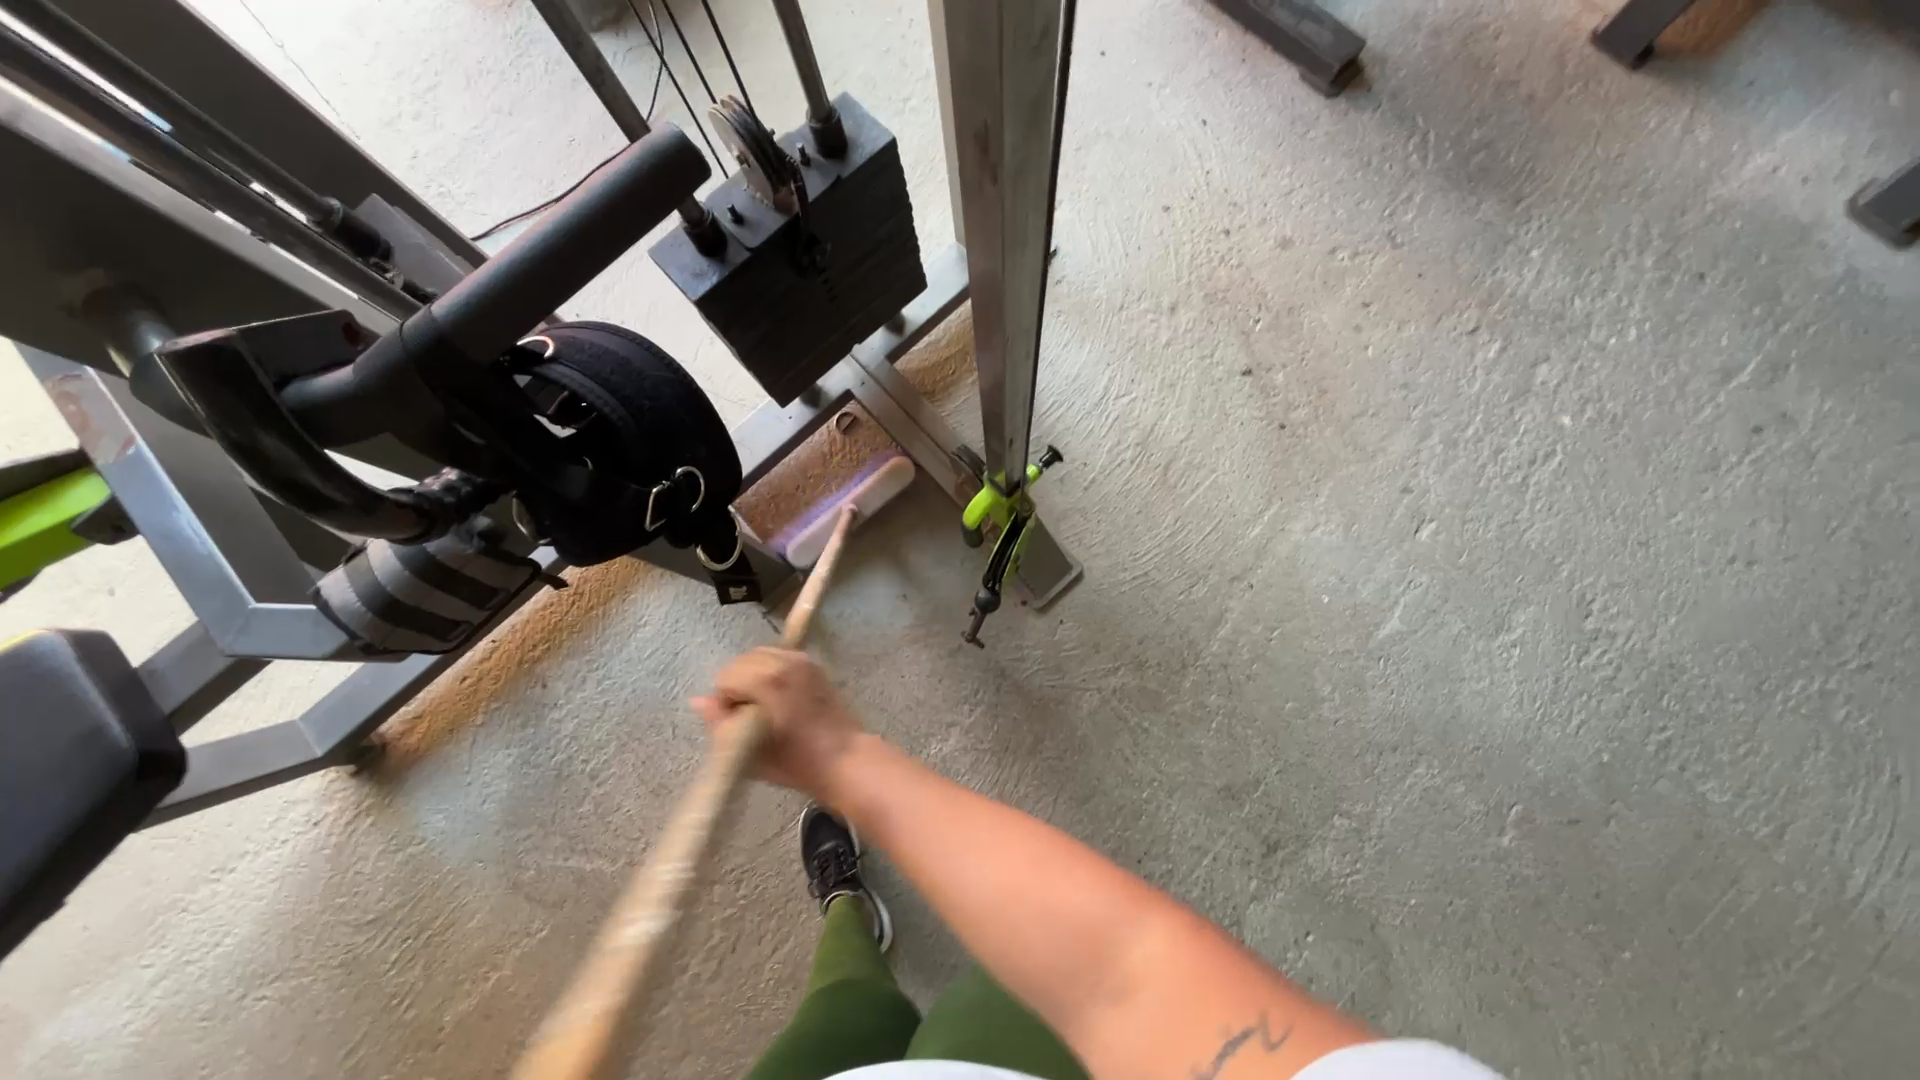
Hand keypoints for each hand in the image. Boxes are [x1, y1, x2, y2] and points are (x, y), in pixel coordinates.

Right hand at [691, 647, 863, 800]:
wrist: (844, 758)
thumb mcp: (750, 752)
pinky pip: (780, 657)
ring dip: (753, 674)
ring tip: (763, 703)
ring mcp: (802, 660)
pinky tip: (778, 694)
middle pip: (741, 662)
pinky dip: (772, 670)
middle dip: (737, 684)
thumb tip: (698, 701)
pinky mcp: (814, 664)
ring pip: (760, 655)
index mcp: (767, 680)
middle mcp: (784, 662)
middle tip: (748, 714)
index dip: (725, 701)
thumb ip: (720, 724)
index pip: (725, 677)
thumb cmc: (796, 761)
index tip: (736, 723)